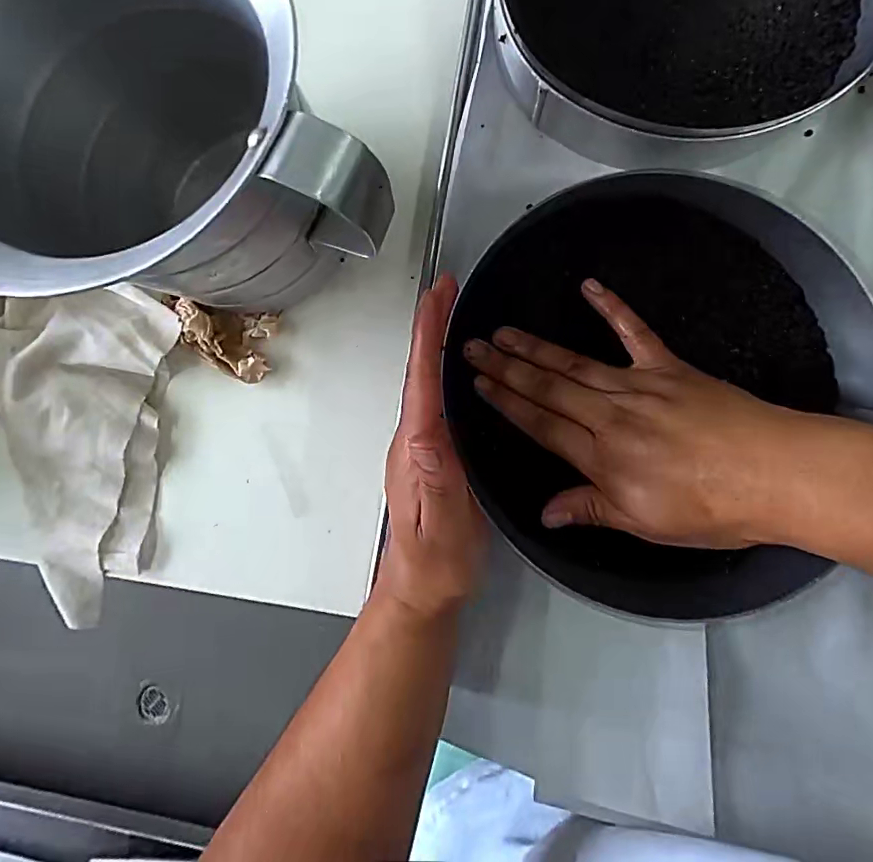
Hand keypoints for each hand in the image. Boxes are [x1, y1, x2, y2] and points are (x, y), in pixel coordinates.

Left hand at [375, 274, 487, 618]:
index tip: (439, 295)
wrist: (424, 584)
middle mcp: (415, 437)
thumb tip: (426, 433)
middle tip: (446, 288)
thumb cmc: (435, 558)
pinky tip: (457, 367)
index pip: (422, 378)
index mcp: (418, 445)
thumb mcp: (443, 523)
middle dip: (430, 325)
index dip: (429, 333)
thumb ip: (436, 480)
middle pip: (420, 369)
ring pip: (426, 381)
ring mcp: (421, 444)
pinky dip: (443, 371)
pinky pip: (435, 399)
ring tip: (450, 312)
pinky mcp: (432, 453)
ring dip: (435, 343)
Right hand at [461, 278, 838, 549]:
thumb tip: (545, 513)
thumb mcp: (647, 524)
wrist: (785, 476)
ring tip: (503, 332)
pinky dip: (612, 308)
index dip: (506, 402)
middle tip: (471, 348)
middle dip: (505, 367)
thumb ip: (591, 510)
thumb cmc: (716, 508)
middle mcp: (611, 417)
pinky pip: (635, 333)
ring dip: (534, 347)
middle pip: (547, 388)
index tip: (478, 383)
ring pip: (574, 363)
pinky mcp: (670, 368)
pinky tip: (590, 287)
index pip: (541, 424)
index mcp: (603, 457)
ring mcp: (640, 387)